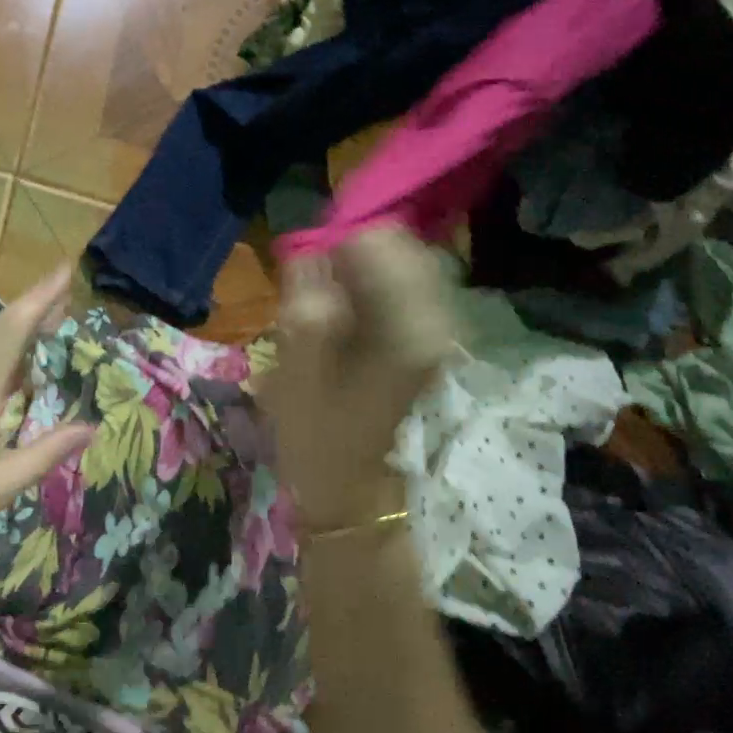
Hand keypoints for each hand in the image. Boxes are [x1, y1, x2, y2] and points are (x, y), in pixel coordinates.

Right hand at [260, 228, 452, 531]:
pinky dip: (369, 289)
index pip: (380, 241)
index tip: (302, 266)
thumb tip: (310, 254)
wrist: (353, 492)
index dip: (335, 241)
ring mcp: (437, 331)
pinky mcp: (428, 341)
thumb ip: (306, 306)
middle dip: (348, 254)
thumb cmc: (316, 436)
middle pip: (398, 248)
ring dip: (357, 272)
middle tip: (310, 286)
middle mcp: (436, 320)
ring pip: (401, 266)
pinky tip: (342, 316)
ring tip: (322, 302)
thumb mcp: (295, 372)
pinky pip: (402, 290)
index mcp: (406, 327)